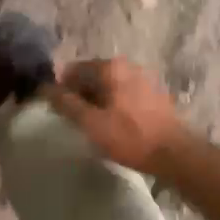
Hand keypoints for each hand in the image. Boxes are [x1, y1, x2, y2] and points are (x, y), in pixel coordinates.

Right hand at [46, 59, 186, 172]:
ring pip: (108, 85)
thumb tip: (45, 88)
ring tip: (96, 126)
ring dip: (98, 101)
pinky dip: (114, 104)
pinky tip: (116, 125)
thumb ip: (65, 103)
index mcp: (110, 67)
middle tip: (77, 122)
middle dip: (81, 95)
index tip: (61, 112)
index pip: (72, 70)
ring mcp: (143, 77)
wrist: (175, 154)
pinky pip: (124, 93)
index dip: (62, 90)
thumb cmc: (129, 137)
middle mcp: (127, 65)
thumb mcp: (90, 123)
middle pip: (91, 76)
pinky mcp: (154, 92)